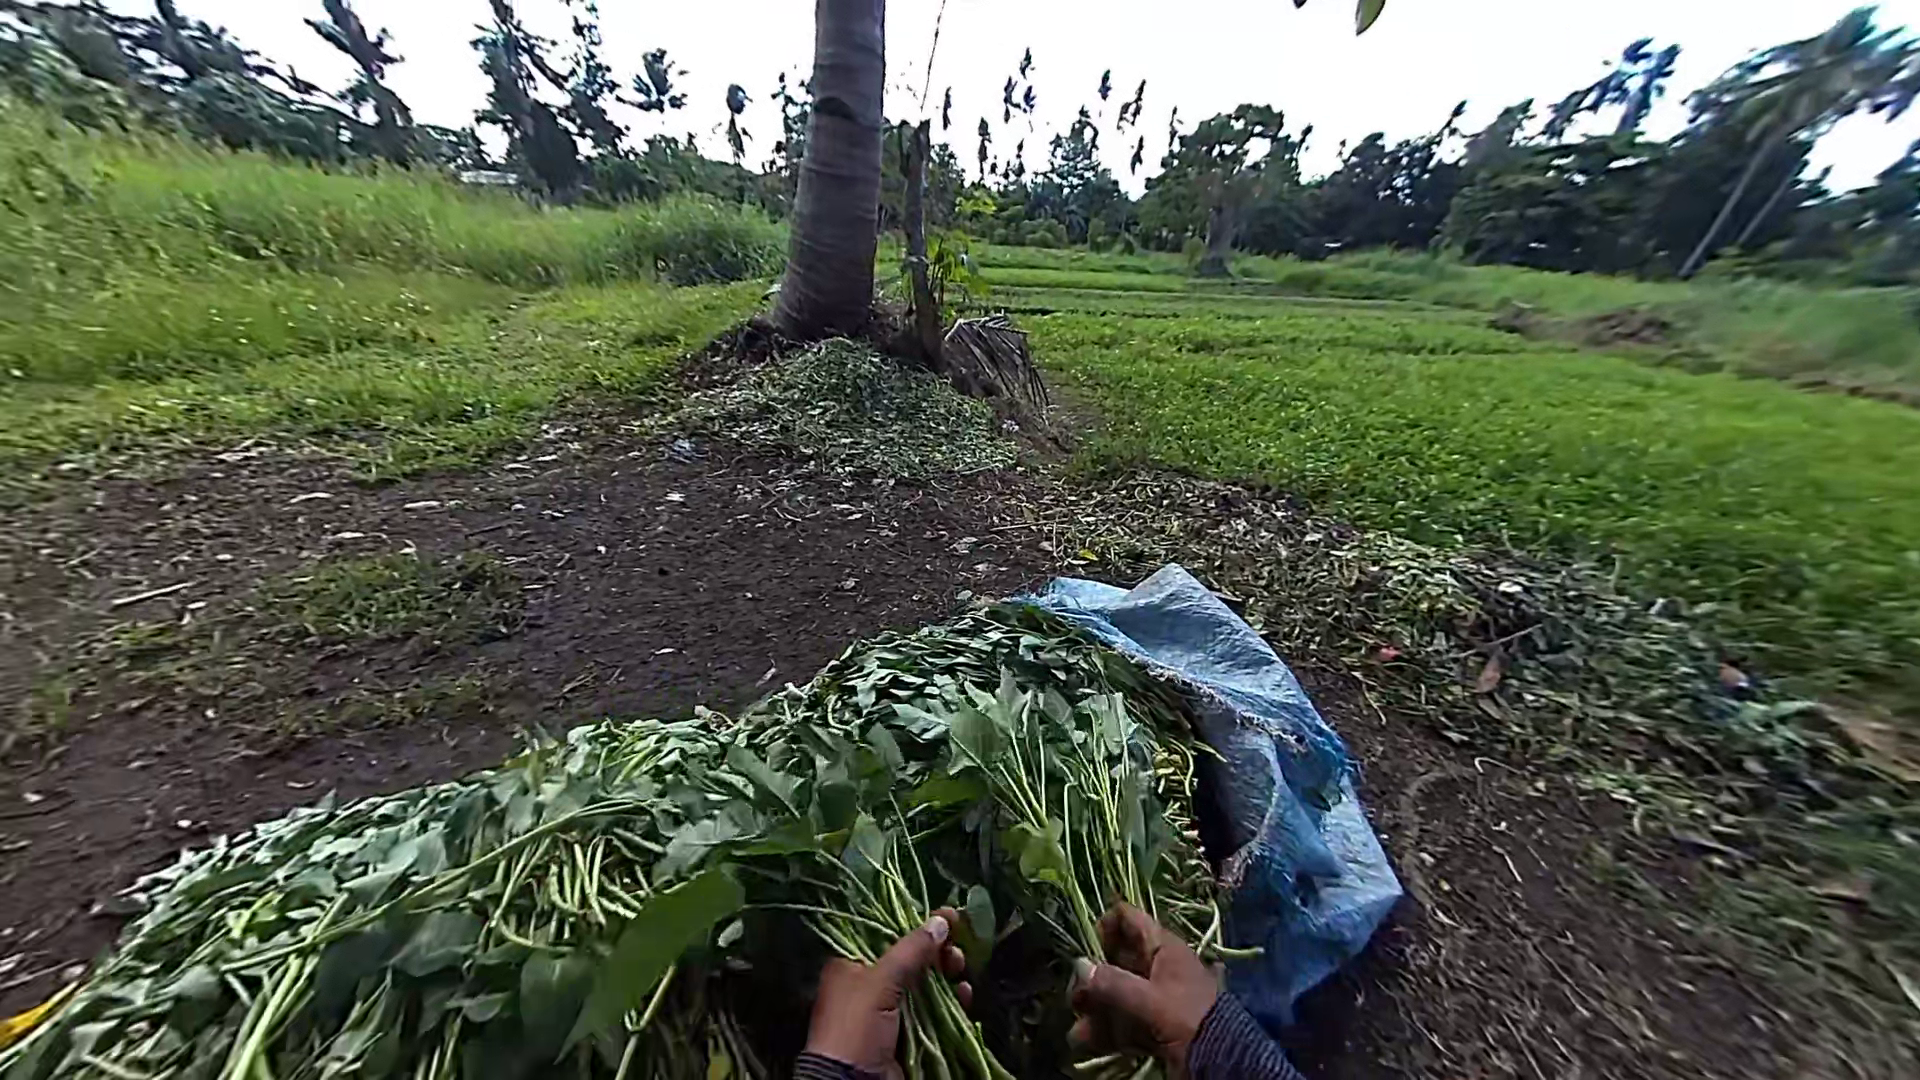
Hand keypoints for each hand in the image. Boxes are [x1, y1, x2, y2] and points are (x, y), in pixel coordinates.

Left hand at [805, 909, 971, 1076]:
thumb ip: (911, 949)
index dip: (918, 922)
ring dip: (947, 972)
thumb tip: (940, 921)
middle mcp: (870, 983)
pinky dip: (951, 1001)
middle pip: (911, 956)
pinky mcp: (908, 1035)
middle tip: (956, 945)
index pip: (890, 931)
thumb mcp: (880, 981)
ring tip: (960, 968)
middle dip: (937, 949)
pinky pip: (934, 1010)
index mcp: (852, 963)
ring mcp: (891, 1011)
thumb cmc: (857, 1026)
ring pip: (925, 982)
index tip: (948, 915)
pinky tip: (965, 995)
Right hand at [1069, 903, 1220, 1077]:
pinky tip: (1085, 1042)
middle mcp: (1157, 966)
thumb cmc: (1192, 1019)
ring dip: (1095, 1011)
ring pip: (1117, 995)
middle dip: (1092, 980)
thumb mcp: (1152, 1001)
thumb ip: (1113, 983)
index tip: (1086, 947)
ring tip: (1076, 1033)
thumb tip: (1078, 965)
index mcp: (1162, 946)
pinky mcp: (1157, 1027)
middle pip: (1116, 961)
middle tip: (1074, 1000)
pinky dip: (1106, 1032)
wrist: (1232, 1068)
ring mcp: (1157, 997)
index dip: (1104, 927)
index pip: (1127, 919)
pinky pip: (1125, 1022)